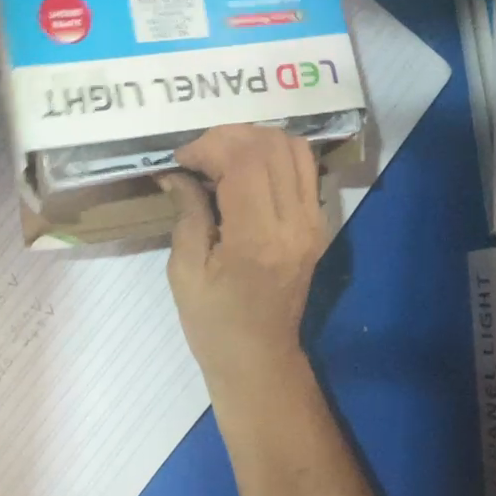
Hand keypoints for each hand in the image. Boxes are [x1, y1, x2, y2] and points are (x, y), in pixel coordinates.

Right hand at [159, 125, 328, 385]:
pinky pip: (303, 170)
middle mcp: (294, 224)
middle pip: (272, 146)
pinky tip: (246, 173)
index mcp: (257, 240)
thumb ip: (187, 214)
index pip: (244, 161)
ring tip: (221, 157)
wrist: (258, 358)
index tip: (180, 159)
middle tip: (198, 154)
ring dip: (254, 141)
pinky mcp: (318, 225)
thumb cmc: (213, 324)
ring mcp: (313, 223)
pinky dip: (273, 158)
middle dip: (228, 137)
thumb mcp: (185, 271)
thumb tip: (177, 172)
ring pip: (295, 150)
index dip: (208, 146)